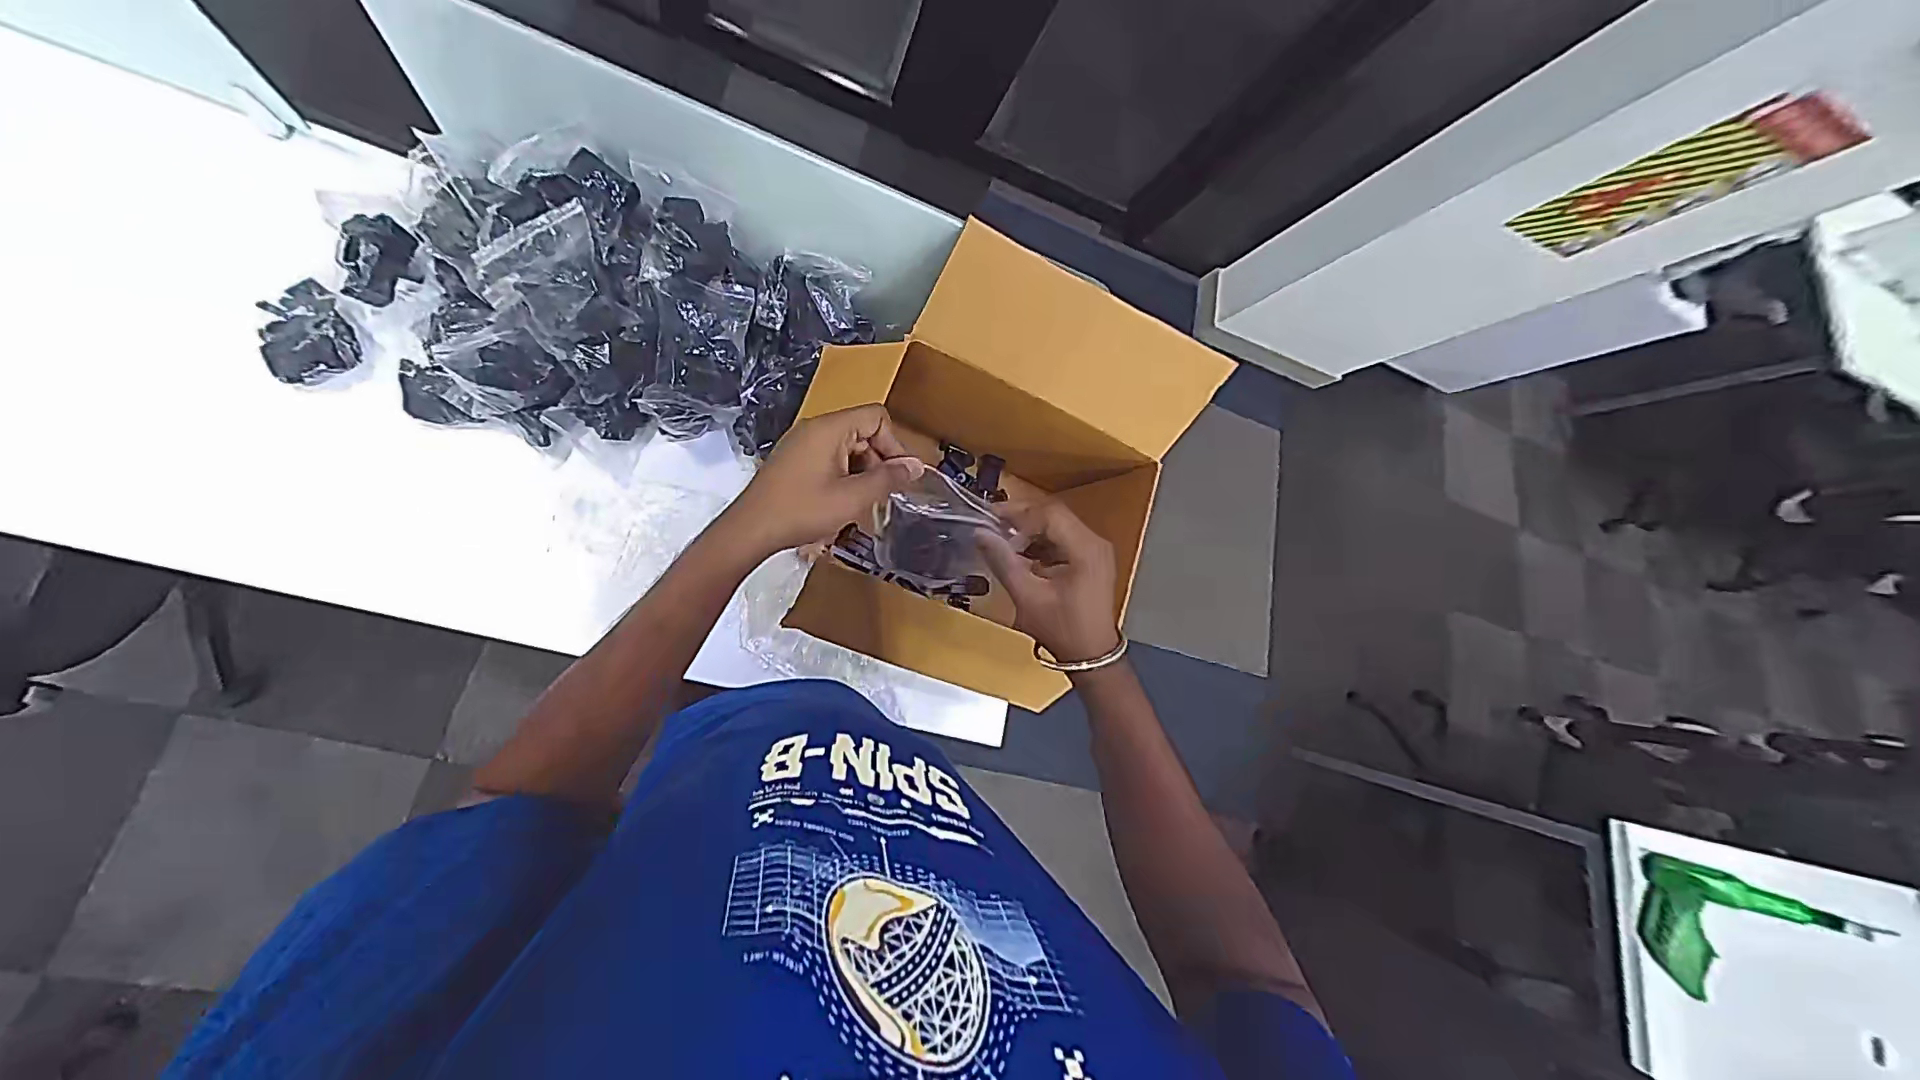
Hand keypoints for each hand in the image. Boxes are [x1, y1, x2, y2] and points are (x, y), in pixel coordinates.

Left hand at [717, 405, 925, 557]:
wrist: (751, 529)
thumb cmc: (801, 511)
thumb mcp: (853, 498)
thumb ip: (888, 479)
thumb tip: (916, 467)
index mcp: (829, 428)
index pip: (876, 417)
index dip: (894, 444)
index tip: (899, 475)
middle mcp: (814, 428)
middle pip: (862, 432)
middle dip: (878, 461)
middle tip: (881, 494)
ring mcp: (801, 443)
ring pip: (847, 448)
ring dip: (862, 472)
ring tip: (861, 503)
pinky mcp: (794, 460)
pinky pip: (830, 458)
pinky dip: (844, 476)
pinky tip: (841, 503)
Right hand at [977, 501, 1120, 663]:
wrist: (1090, 656)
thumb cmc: (1062, 629)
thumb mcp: (1028, 596)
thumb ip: (1004, 562)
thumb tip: (980, 534)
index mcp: (1086, 549)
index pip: (1050, 514)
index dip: (1018, 513)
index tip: (991, 519)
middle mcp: (1095, 542)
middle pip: (1055, 515)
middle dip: (1022, 518)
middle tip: (992, 524)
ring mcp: (1095, 550)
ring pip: (1058, 525)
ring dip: (1030, 529)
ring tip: (1003, 539)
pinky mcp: (1090, 559)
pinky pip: (1062, 539)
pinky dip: (1040, 541)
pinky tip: (1021, 552)